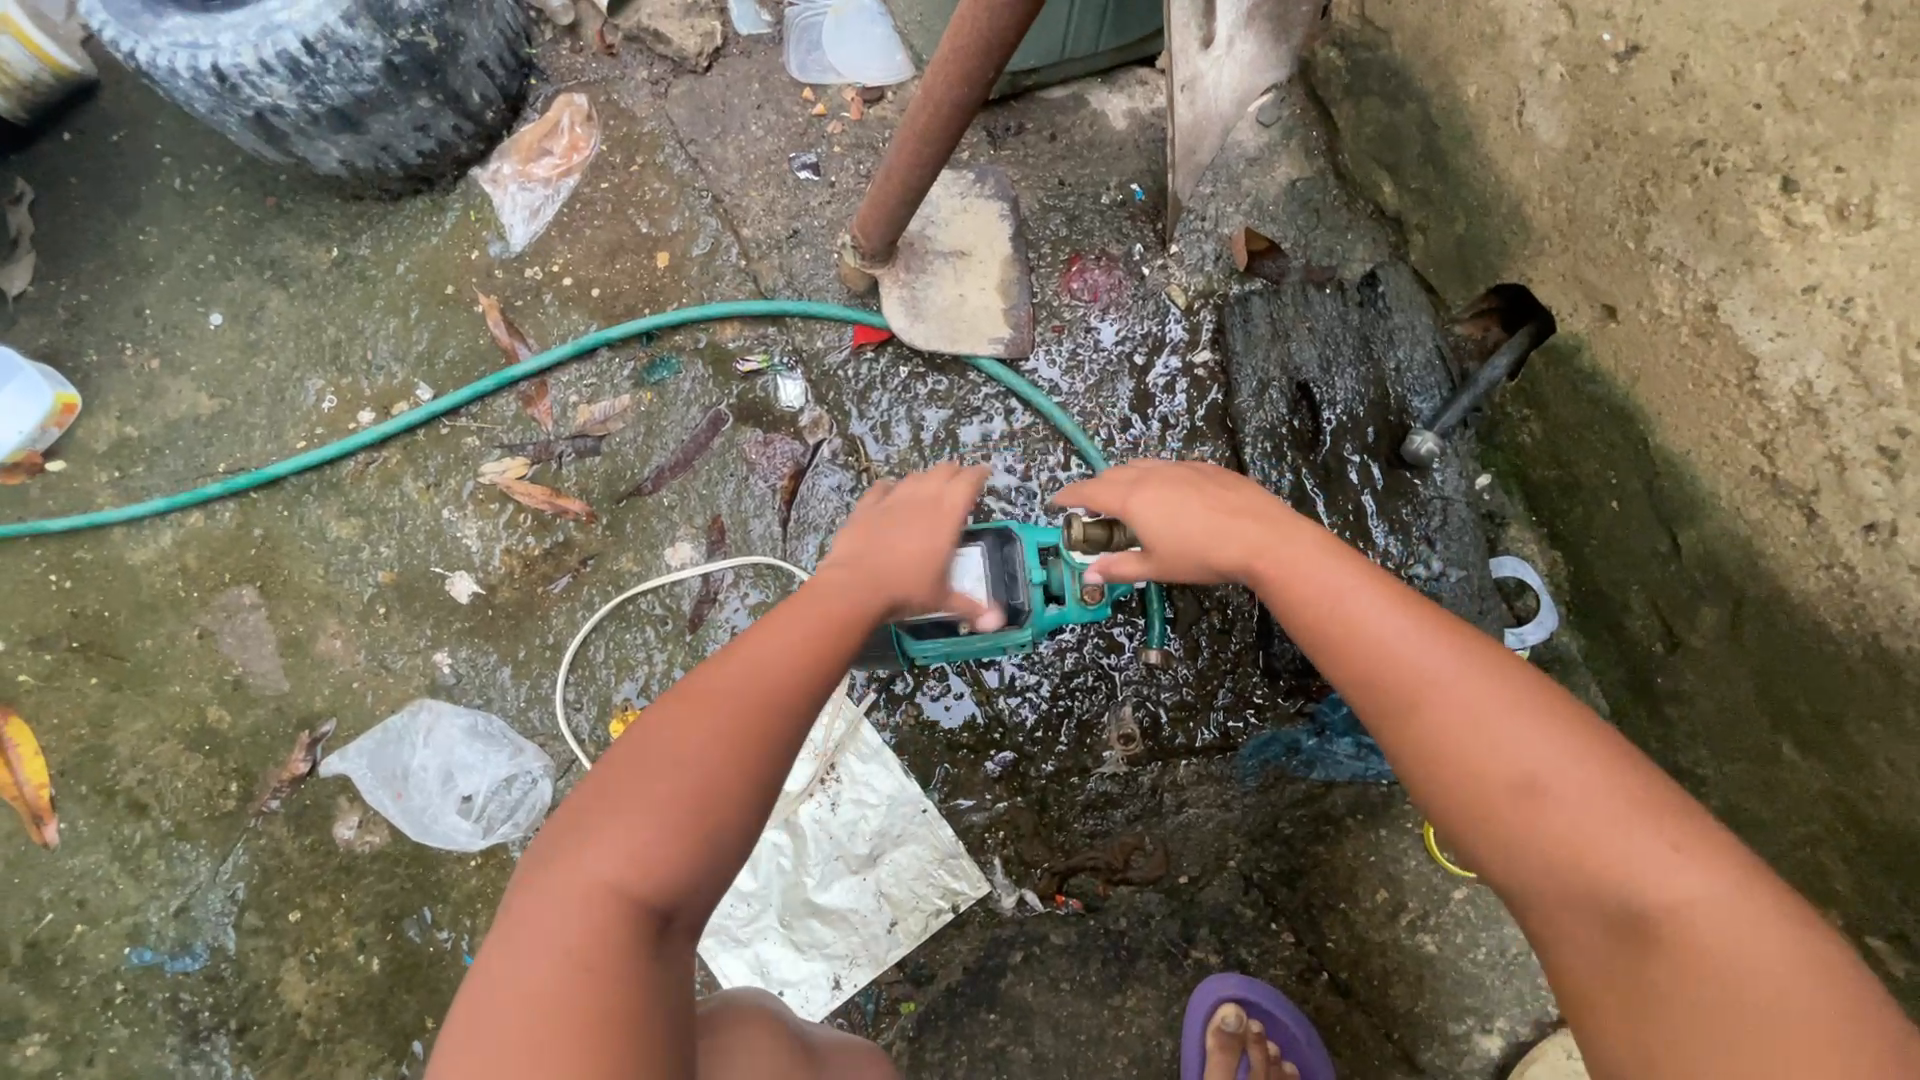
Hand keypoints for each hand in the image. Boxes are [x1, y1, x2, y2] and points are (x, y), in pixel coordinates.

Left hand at [816, 464, 1005, 629]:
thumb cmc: (906, 590)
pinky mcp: (866, 506)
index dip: (979, 473)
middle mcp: (922, 499)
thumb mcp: (942, 599)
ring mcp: (892, 499)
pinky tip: (891, 492)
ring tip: (930, 486)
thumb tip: (998, 623)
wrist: (855, 586)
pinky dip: (891, 488)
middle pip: (943, 471)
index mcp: (947, 515)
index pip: (969, 482)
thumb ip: (971, 606)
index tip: (985, 472)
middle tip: (960, 480)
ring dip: (926, 478)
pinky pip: (882, 488)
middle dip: (954, 472)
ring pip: (914, 476)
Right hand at [1051, 460, 1307, 586]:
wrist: (1263, 537)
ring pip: (1142, 465)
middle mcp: (1152, 474)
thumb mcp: (1156, 567)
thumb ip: (1119, 567)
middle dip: (1097, 488)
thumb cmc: (1202, 555)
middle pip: (1112, 474)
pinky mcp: (1206, 467)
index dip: (1068, 495)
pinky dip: (1155, 478)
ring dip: (1125, 479)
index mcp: (1133, 498)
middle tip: (1094, 510)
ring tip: (1128, 501)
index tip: (1056, 502)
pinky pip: (1169, 467)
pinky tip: (1169, 498)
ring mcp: (1181, 467)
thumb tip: (1089, 573)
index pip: (1088, 490)